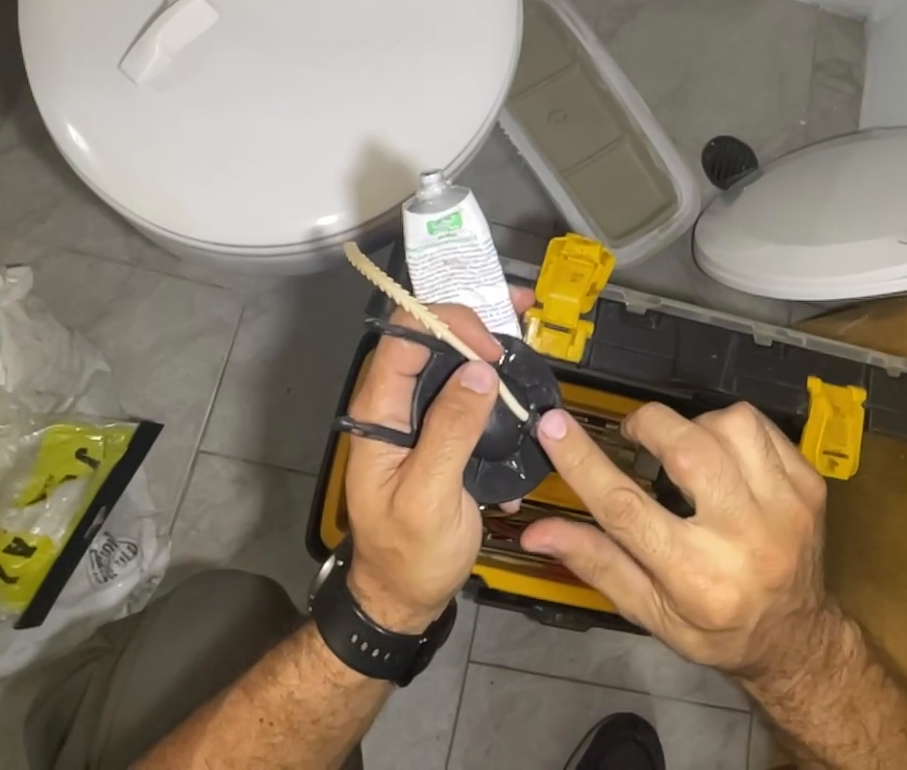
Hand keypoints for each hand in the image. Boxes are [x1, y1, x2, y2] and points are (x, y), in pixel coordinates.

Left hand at [341, 289, 533, 633]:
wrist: (405, 595)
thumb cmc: (408, 554)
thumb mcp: (428, 498)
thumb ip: (451, 432)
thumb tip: (480, 371)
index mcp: (379, 413)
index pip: (404, 339)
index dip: (448, 326)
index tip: (492, 349)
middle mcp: (396, 404)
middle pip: (429, 337)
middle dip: (474, 318)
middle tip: (521, 311)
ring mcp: (419, 416)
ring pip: (451, 360)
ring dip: (489, 344)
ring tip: (526, 334)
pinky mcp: (442, 430)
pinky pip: (467, 390)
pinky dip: (495, 379)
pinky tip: (520, 378)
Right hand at [520, 401, 833, 679]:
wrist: (797, 638)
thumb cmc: (715, 627)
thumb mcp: (648, 612)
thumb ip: (595, 562)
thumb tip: (537, 533)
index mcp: (697, 580)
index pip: (625, 509)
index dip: (582, 461)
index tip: (554, 426)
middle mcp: (745, 542)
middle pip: (688, 451)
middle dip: (648, 425)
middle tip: (635, 433)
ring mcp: (785, 509)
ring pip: (730, 426)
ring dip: (695, 424)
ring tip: (685, 446)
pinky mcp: (807, 487)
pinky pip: (760, 426)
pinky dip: (730, 426)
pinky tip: (721, 450)